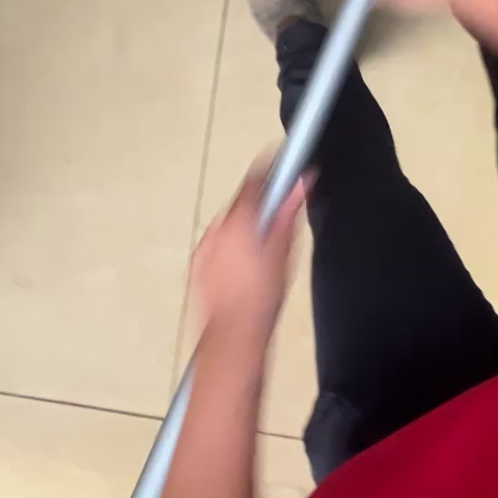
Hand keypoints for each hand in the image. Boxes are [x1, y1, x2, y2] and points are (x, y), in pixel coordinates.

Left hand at [192, 159, 307, 346]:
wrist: (234, 336)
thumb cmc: (260, 299)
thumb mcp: (284, 252)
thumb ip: (289, 212)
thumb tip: (300, 184)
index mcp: (240, 221)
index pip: (255, 180)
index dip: (271, 169)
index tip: (281, 161)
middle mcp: (217, 229)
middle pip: (241, 203)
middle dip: (259, 207)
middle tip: (277, 220)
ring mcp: (205, 246)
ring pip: (228, 225)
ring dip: (244, 229)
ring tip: (260, 253)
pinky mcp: (197, 263)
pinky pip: (216, 245)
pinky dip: (229, 247)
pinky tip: (243, 267)